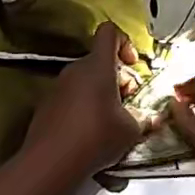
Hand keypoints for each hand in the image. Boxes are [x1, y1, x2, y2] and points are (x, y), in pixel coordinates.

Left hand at [22, 22, 144, 179]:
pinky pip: (72, 96)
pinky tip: (90, 134)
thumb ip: (142, 118)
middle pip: (100, 61)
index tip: (133, 65)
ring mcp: (57, 86)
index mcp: (97, 66)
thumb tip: (147, 117)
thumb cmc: (96, 136)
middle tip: (128, 105)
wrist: (50, 162)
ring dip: (102, 94)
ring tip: (112, 123)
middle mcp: (75, 69)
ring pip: (86, 80)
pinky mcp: (47, 104)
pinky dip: (85, 107)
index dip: (125, 42)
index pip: (109, 32)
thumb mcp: (131, 130)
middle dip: (118, 79)